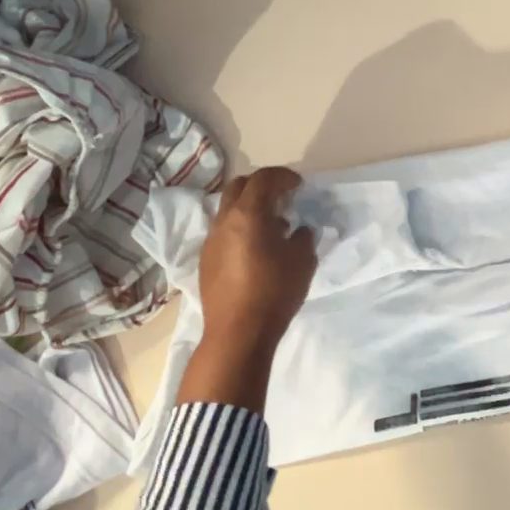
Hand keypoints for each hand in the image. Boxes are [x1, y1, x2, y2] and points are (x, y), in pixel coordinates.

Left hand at [199, 166, 317, 350]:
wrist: (237, 333)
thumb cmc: (274, 291)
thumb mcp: (303, 260)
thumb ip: (302, 237)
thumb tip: (297, 230)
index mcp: (248, 214)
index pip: (263, 178)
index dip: (283, 176)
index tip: (298, 186)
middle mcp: (224, 221)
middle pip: (238, 186)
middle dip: (261, 185)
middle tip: (282, 198)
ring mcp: (211, 241)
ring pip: (228, 210)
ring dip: (250, 209)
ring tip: (273, 228)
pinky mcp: (206, 261)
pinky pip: (224, 232)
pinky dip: (241, 229)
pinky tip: (257, 250)